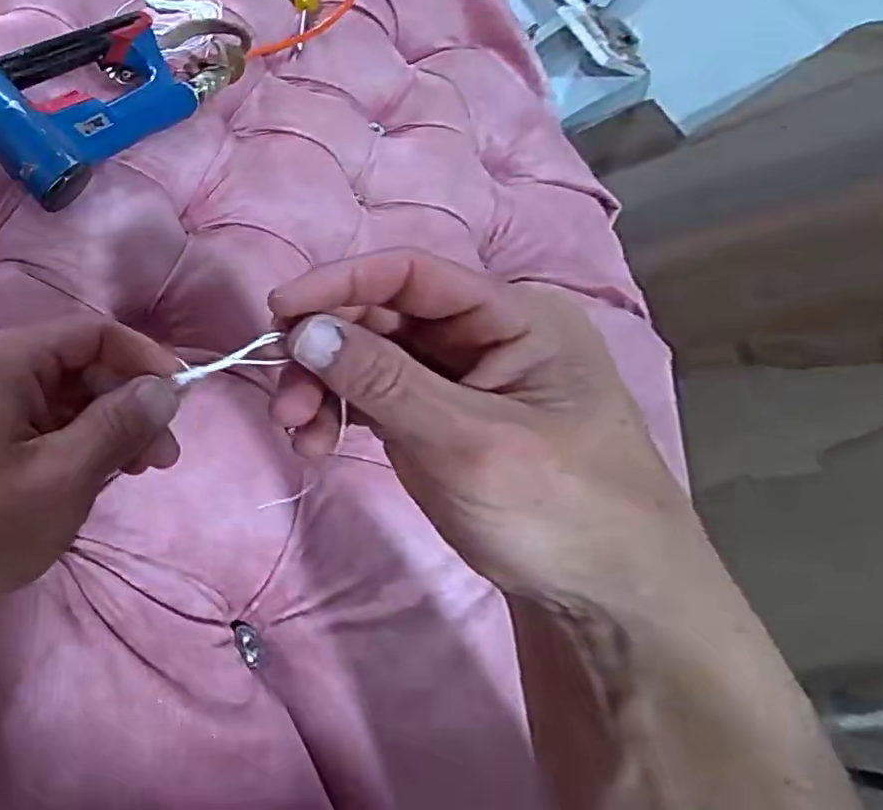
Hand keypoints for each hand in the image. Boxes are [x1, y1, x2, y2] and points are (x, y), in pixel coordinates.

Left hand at [0, 316, 181, 613]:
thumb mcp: (61, 478)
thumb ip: (116, 426)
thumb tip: (165, 387)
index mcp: (13, 358)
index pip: (96, 333)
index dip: (145, 358)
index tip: (182, 398)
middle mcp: (4, 366)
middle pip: (87, 364)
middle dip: (132, 402)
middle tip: (163, 457)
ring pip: (74, 397)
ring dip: (113, 427)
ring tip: (139, 471)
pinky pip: (54, 422)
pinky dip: (85, 443)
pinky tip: (102, 476)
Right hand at [267, 249, 710, 611]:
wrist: (604, 607)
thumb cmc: (561, 514)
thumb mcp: (468, 443)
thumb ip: (382, 381)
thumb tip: (303, 331)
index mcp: (512, 317)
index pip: (411, 274)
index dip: (339, 281)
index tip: (279, 308)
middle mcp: (476, 334)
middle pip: (374, 317)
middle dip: (321, 352)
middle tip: (284, 399)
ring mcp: (448, 374)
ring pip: (359, 355)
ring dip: (319, 387)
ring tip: (297, 432)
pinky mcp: (425, 411)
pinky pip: (363, 393)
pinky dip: (333, 412)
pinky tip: (315, 444)